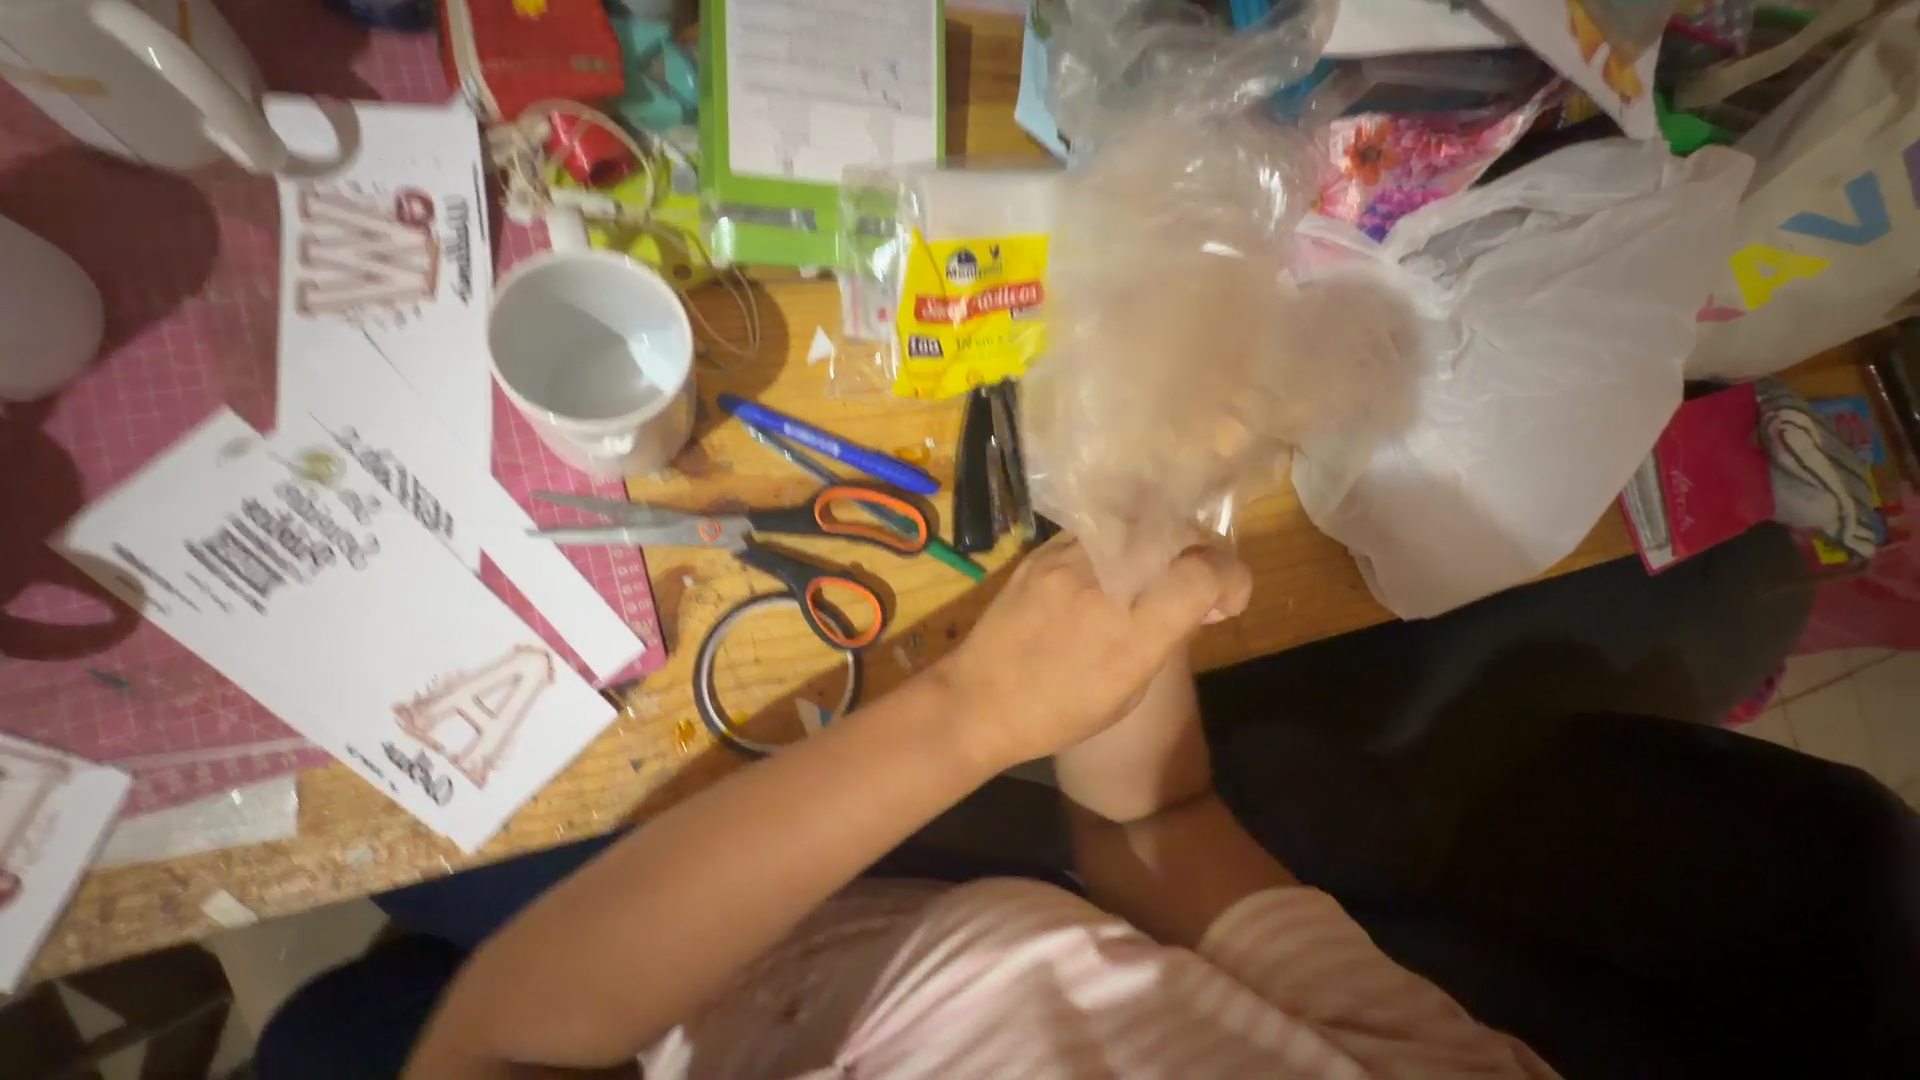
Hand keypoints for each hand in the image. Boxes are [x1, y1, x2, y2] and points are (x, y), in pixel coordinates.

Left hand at [931, 534, 1250, 771]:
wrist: (978, 700)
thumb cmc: (1058, 714)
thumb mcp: (1130, 692)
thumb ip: (1166, 637)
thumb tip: (1197, 601)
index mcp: (1132, 634)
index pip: (1205, 572)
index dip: (1232, 577)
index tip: (1226, 599)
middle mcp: (1104, 585)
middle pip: (1177, 533)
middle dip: (1201, 550)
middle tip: (1194, 577)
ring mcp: (1068, 561)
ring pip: (1138, 520)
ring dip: (1161, 538)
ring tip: (1153, 565)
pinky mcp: (1042, 551)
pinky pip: (1097, 528)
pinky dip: (1119, 538)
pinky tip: (1113, 562)